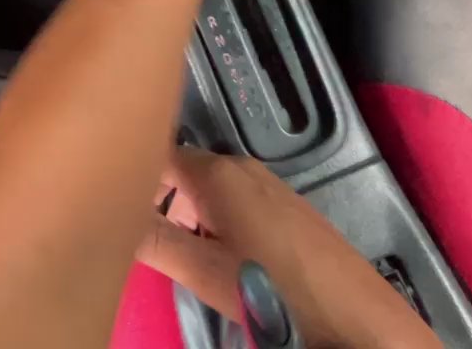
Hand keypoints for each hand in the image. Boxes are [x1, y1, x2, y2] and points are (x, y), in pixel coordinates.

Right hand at [137, 147, 441, 348]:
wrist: (356, 316)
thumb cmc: (272, 286)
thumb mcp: (203, 271)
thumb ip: (155, 240)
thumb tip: (114, 218)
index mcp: (215, 171)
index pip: (157, 155)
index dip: (132, 177)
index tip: (117, 205)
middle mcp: (239, 163)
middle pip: (182, 170)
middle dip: (162, 201)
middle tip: (152, 243)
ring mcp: (266, 181)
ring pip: (209, 186)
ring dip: (190, 214)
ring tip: (187, 257)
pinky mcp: (286, 203)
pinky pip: (234, 198)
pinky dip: (217, 220)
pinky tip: (224, 257)